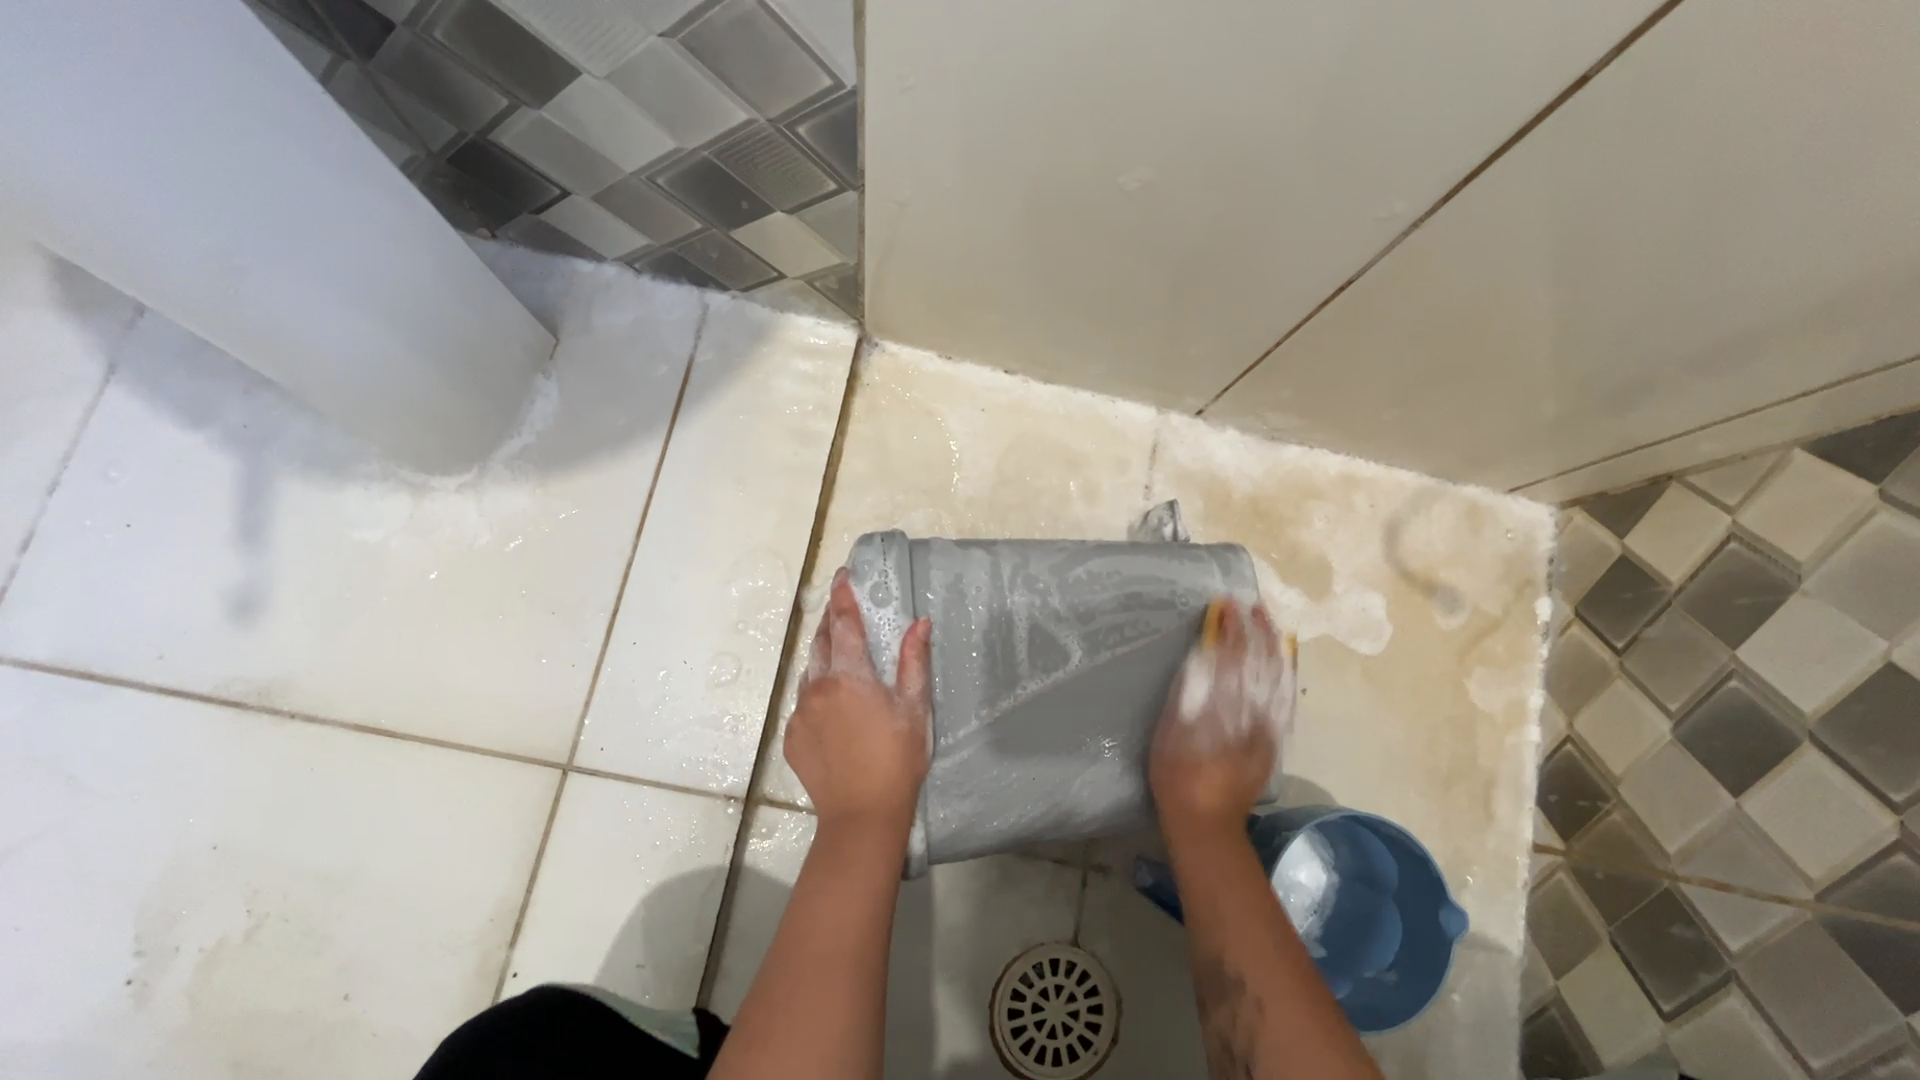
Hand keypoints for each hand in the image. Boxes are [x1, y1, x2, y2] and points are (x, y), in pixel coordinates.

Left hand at [785, 566, 932, 832]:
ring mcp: (800, 712)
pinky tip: (834, 707)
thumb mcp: (914, 709)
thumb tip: (919, 622)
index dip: (843, 596)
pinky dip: (817, 693)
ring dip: (824, 658)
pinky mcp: (792, 736)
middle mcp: (817, 687)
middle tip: (842, 608)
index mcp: (849, 676)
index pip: (844, 623)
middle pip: (822, 642)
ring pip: (810, 673)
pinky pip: (804, 703)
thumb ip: (913, 662)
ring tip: (841, 657)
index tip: (842, 575)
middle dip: (832, 621)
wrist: (862, 815)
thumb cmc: (897, 759)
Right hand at [1150, 598, 1297, 837]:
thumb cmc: (1176, 772)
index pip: (1229, 655)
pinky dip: (1287, 674)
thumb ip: (1187, 691)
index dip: (1231, 628)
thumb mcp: (1169, 728)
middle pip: (1257, 661)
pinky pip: (1286, 699)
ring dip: (1274, 646)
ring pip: (1276, 676)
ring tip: (1270, 621)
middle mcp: (1247, 709)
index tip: (1227, 605)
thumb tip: (1203, 654)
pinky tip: (1287, 658)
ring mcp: (1266, 724)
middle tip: (1252, 605)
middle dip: (1256, 630)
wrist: (1206, 817)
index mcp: (1218, 703)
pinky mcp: (1275, 737)